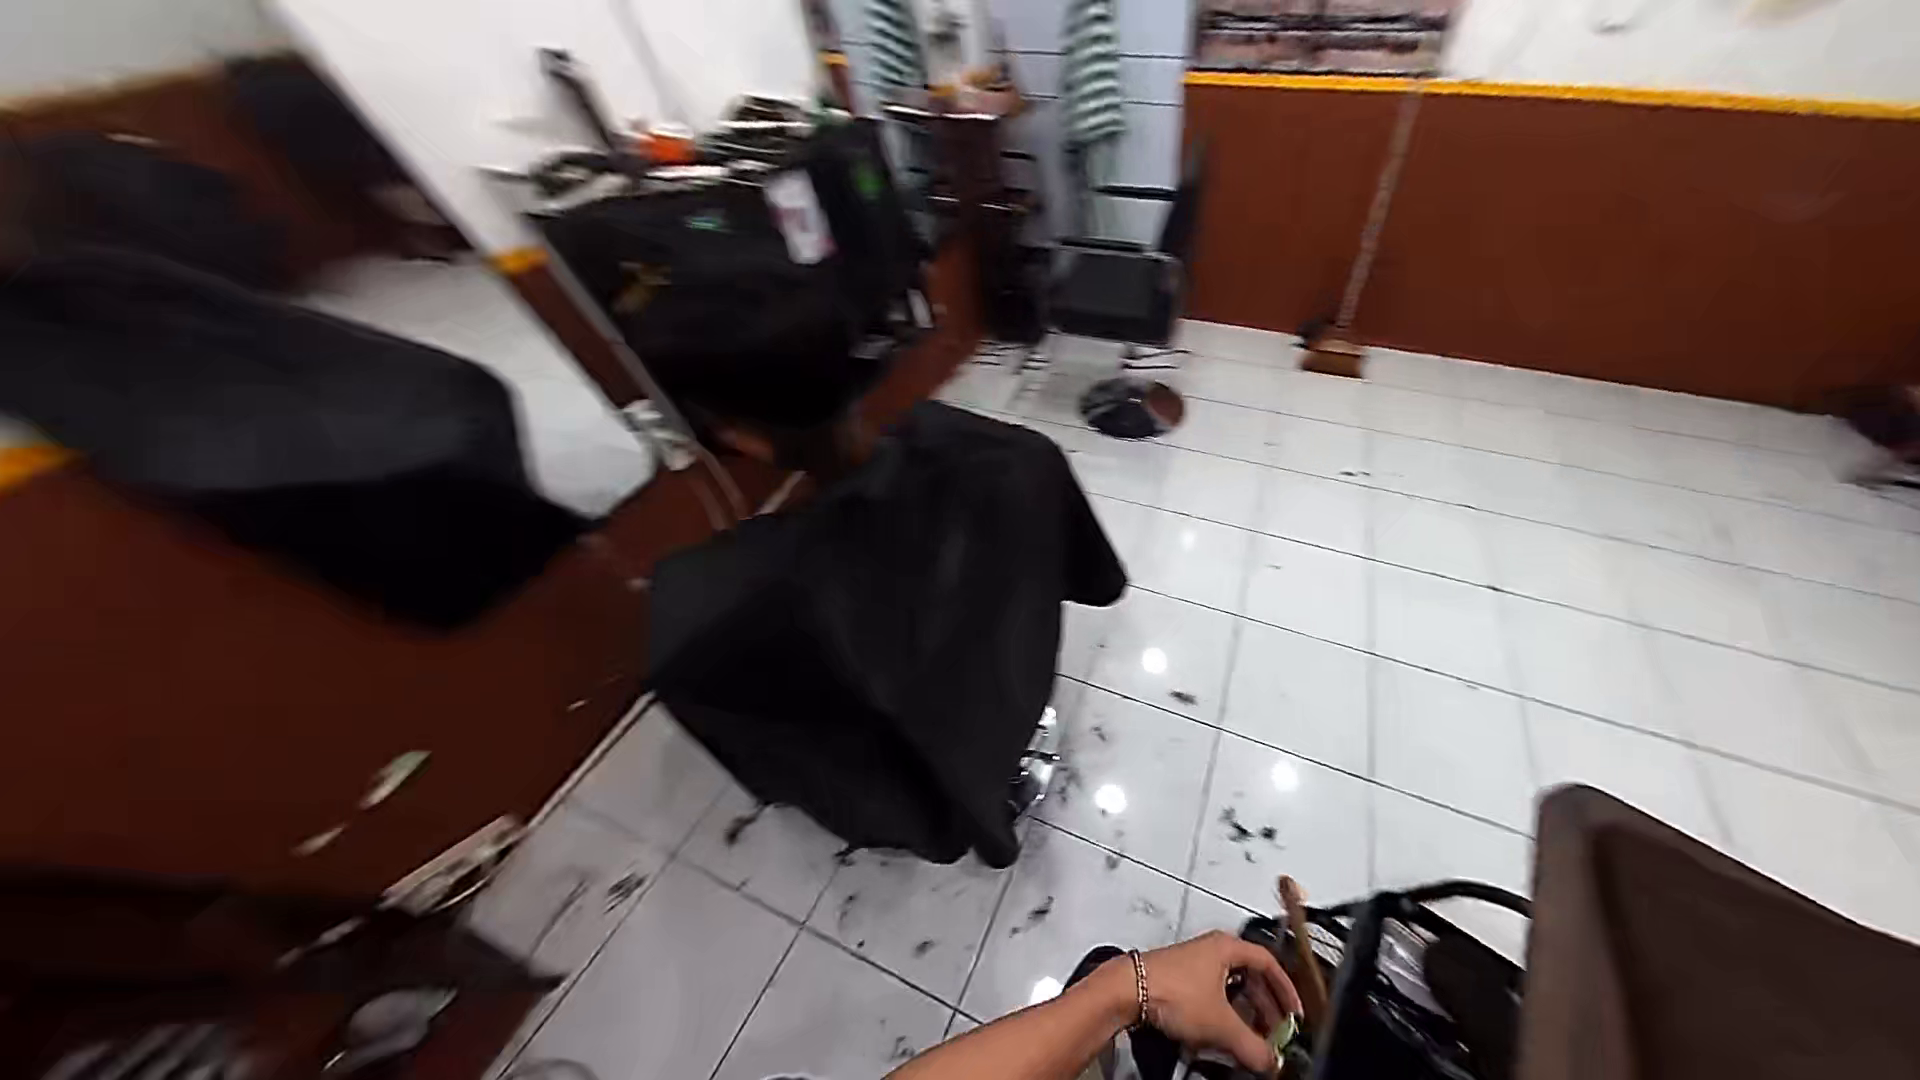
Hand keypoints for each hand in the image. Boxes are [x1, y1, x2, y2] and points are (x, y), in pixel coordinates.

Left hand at [1136, 931, 1302, 1075]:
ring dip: (1247, 1015)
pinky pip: (1214, 995)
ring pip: (1232, 988)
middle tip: (1277, 1035)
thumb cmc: (1173, 991)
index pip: (1267, 961)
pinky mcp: (1182, 979)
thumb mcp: (1223, 1025)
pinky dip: (1226, 1015)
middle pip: (1251, 976)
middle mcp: (1212, 950)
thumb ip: (1254, 1048)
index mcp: (1226, 947)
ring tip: (1255, 1042)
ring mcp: (1196, 963)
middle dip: (1267, 1008)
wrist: (1131, 989)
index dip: (1285, 989)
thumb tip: (1272, 1063)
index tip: (1295, 1014)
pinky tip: (1227, 1038)